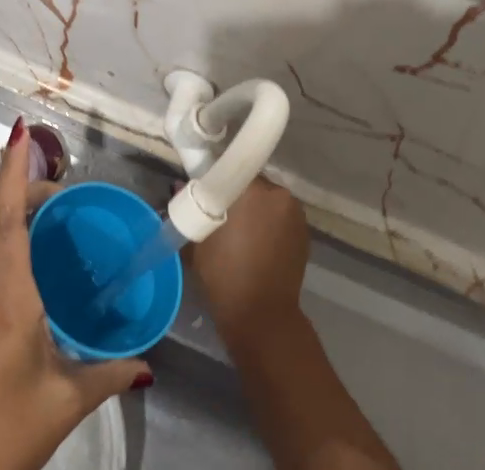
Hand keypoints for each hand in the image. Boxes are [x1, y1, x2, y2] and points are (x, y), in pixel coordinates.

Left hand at [0, 120, 149, 469]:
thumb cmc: (5, 428)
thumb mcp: (65, 401)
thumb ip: (108, 374)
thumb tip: (144, 364)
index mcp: (7, 295)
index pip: (8, 217)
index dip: (14, 170)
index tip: (20, 132)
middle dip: (21, 184)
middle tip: (60, 177)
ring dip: (10, 210)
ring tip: (47, 206)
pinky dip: (2, 238)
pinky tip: (25, 254)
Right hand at [184, 178, 308, 337]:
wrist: (262, 316)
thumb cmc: (224, 273)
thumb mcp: (197, 238)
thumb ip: (190, 206)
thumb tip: (180, 186)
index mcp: (254, 190)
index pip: (232, 168)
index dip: (216, 176)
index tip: (204, 188)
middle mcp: (280, 196)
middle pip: (252, 183)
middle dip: (236, 194)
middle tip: (218, 212)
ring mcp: (297, 216)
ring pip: (267, 201)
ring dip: (253, 209)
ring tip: (236, 231)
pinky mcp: (304, 236)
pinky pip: (279, 218)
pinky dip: (267, 224)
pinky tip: (253, 244)